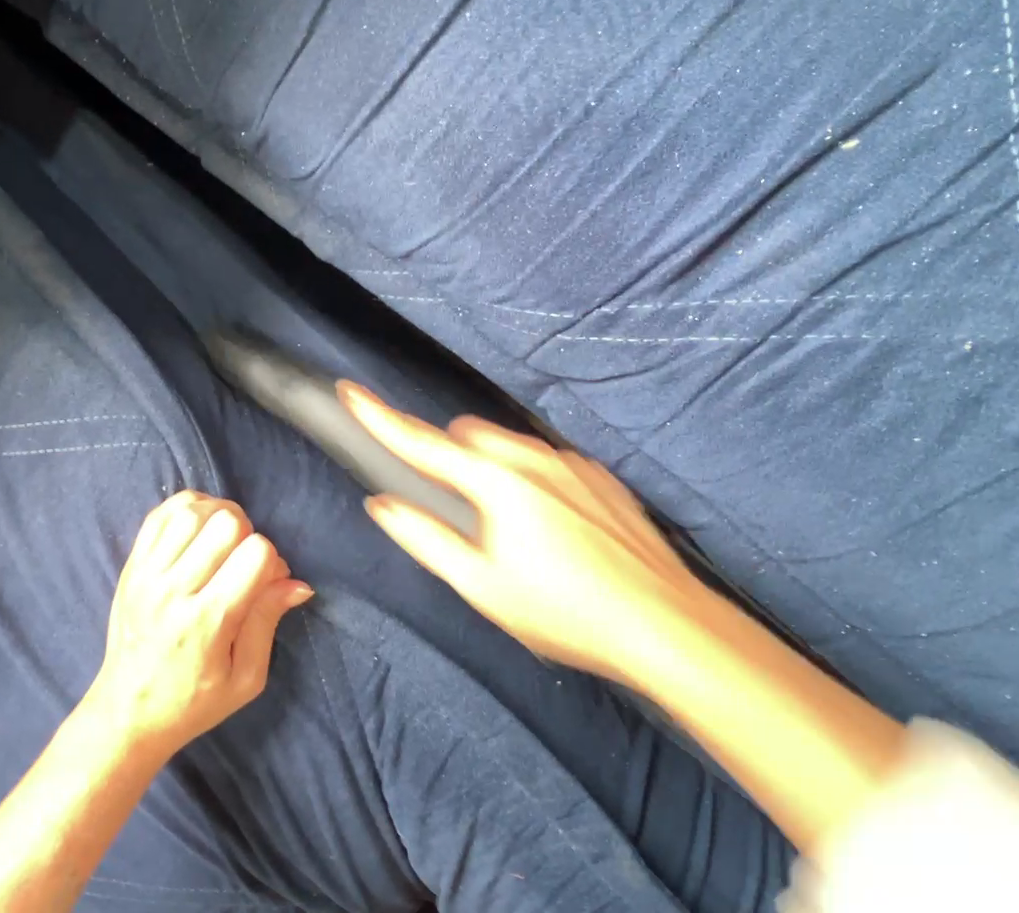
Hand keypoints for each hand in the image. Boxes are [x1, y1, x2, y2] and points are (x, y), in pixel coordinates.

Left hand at [82, 491, 313, 758]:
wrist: (128, 711)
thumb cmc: (193, 702)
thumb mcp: (245, 679)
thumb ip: (267, 622)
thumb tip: (298, 583)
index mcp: (207, 622)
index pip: (255, 555)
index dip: (273, 561)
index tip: (269, 583)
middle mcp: (174, 590)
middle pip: (225, 523)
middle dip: (248, 533)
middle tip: (244, 561)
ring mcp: (147, 573)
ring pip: (191, 510)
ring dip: (218, 515)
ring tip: (224, 541)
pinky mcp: (131, 565)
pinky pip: (159, 514)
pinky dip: (187, 508)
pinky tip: (200, 527)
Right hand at [340, 382, 709, 686]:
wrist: (668, 626)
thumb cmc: (564, 611)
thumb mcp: (481, 585)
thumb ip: (427, 539)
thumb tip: (384, 506)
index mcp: (495, 482)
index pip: (422, 443)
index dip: (380, 417)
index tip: (350, 392)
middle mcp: (533, 459)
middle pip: (468, 436)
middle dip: (446, 453)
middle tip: (447, 503)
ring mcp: (573, 466)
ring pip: (510, 447)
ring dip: (489, 466)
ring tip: (503, 525)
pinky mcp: (603, 481)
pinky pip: (547, 463)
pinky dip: (530, 480)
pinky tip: (550, 529)